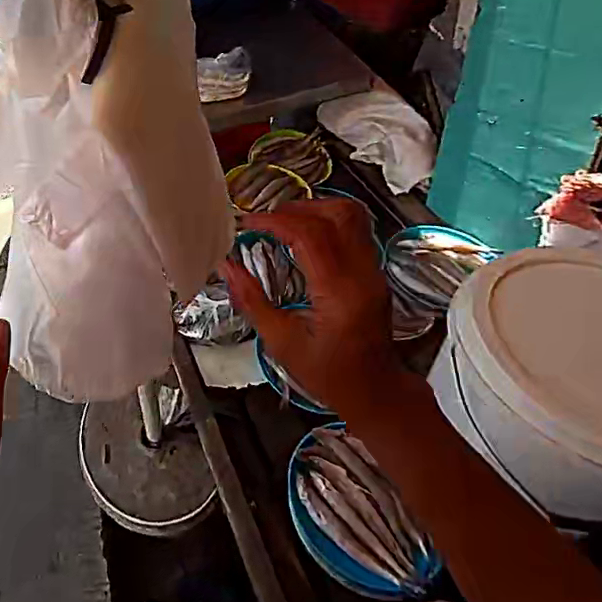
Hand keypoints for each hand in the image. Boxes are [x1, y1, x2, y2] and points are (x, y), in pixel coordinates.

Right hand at [220, 197, 399, 420]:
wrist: (376, 392)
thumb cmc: (328, 373)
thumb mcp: (280, 342)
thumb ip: (251, 300)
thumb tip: (226, 267)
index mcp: (339, 292)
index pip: (310, 235)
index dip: (274, 221)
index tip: (246, 224)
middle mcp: (363, 275)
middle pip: (338, 215)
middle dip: (295, 209)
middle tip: (265, 220)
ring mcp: (373, 271)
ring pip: (351, 216)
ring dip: (313, 210)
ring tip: (282, 222)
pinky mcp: (373, 272)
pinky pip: (353, 230)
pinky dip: (324, 222)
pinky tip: (300, 237)